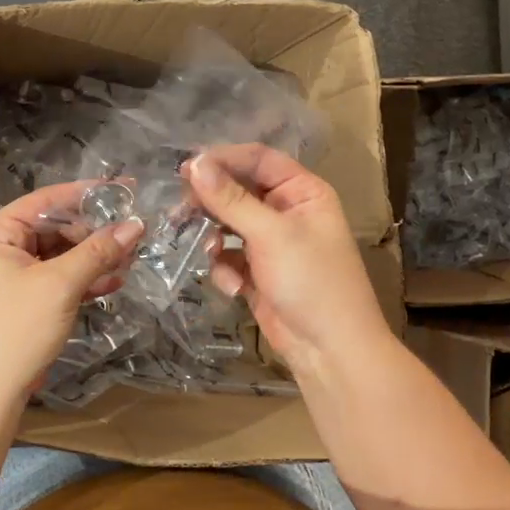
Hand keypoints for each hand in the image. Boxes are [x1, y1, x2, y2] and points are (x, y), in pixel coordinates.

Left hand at [0, 181, 143, 407]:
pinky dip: (82, 279)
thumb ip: (97, 252)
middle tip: (134, 234)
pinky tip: (113, 282)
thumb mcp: (61, 286)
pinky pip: (56, 278)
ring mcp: (9, 276)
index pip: (45, 200)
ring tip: (129, 260)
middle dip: (93, 233)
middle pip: (54, 227)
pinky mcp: (22, 299)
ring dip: (92, 257)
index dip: (86, 194)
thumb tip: (136, 225)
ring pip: (59, 254)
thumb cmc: (18, 330)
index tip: (125, 188)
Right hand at [185, 144, 386, 371]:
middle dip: (211, 204)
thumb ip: (230, 199)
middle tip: (180, 212)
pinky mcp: (256, 272)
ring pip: (227, 225)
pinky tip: (234, 288)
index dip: (223, 159)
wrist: (329, 349)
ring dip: (213, 239)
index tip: (185, 169)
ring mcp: (271, 244)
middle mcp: (287, 212)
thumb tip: (194, 164)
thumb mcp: (270, 235)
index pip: (258, 160)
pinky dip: (224, 270)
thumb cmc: (311, 282)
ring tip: (207, 252)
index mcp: (303, 192)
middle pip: (237, 191)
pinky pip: (227, 258)